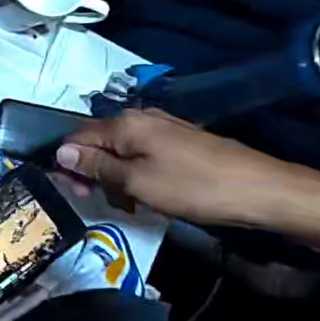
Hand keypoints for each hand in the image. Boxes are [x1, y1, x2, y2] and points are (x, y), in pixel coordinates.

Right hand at [55, 108, 319, 227]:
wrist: (260, 190)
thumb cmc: (192, 187)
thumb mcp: (135, 181)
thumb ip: (96, 165)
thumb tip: (59, 151)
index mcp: (125, 123)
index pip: (77, 136)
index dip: (67, 164)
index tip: (74, 192)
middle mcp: (141, 117)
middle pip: (98, 142)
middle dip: (91, 171)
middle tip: (99, 200)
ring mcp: (163, 127)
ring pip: (120, 150)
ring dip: (114, 176)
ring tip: (127, 203)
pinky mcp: (179, 141)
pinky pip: (142, 153)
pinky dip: (135, 173)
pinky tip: (147, 193)